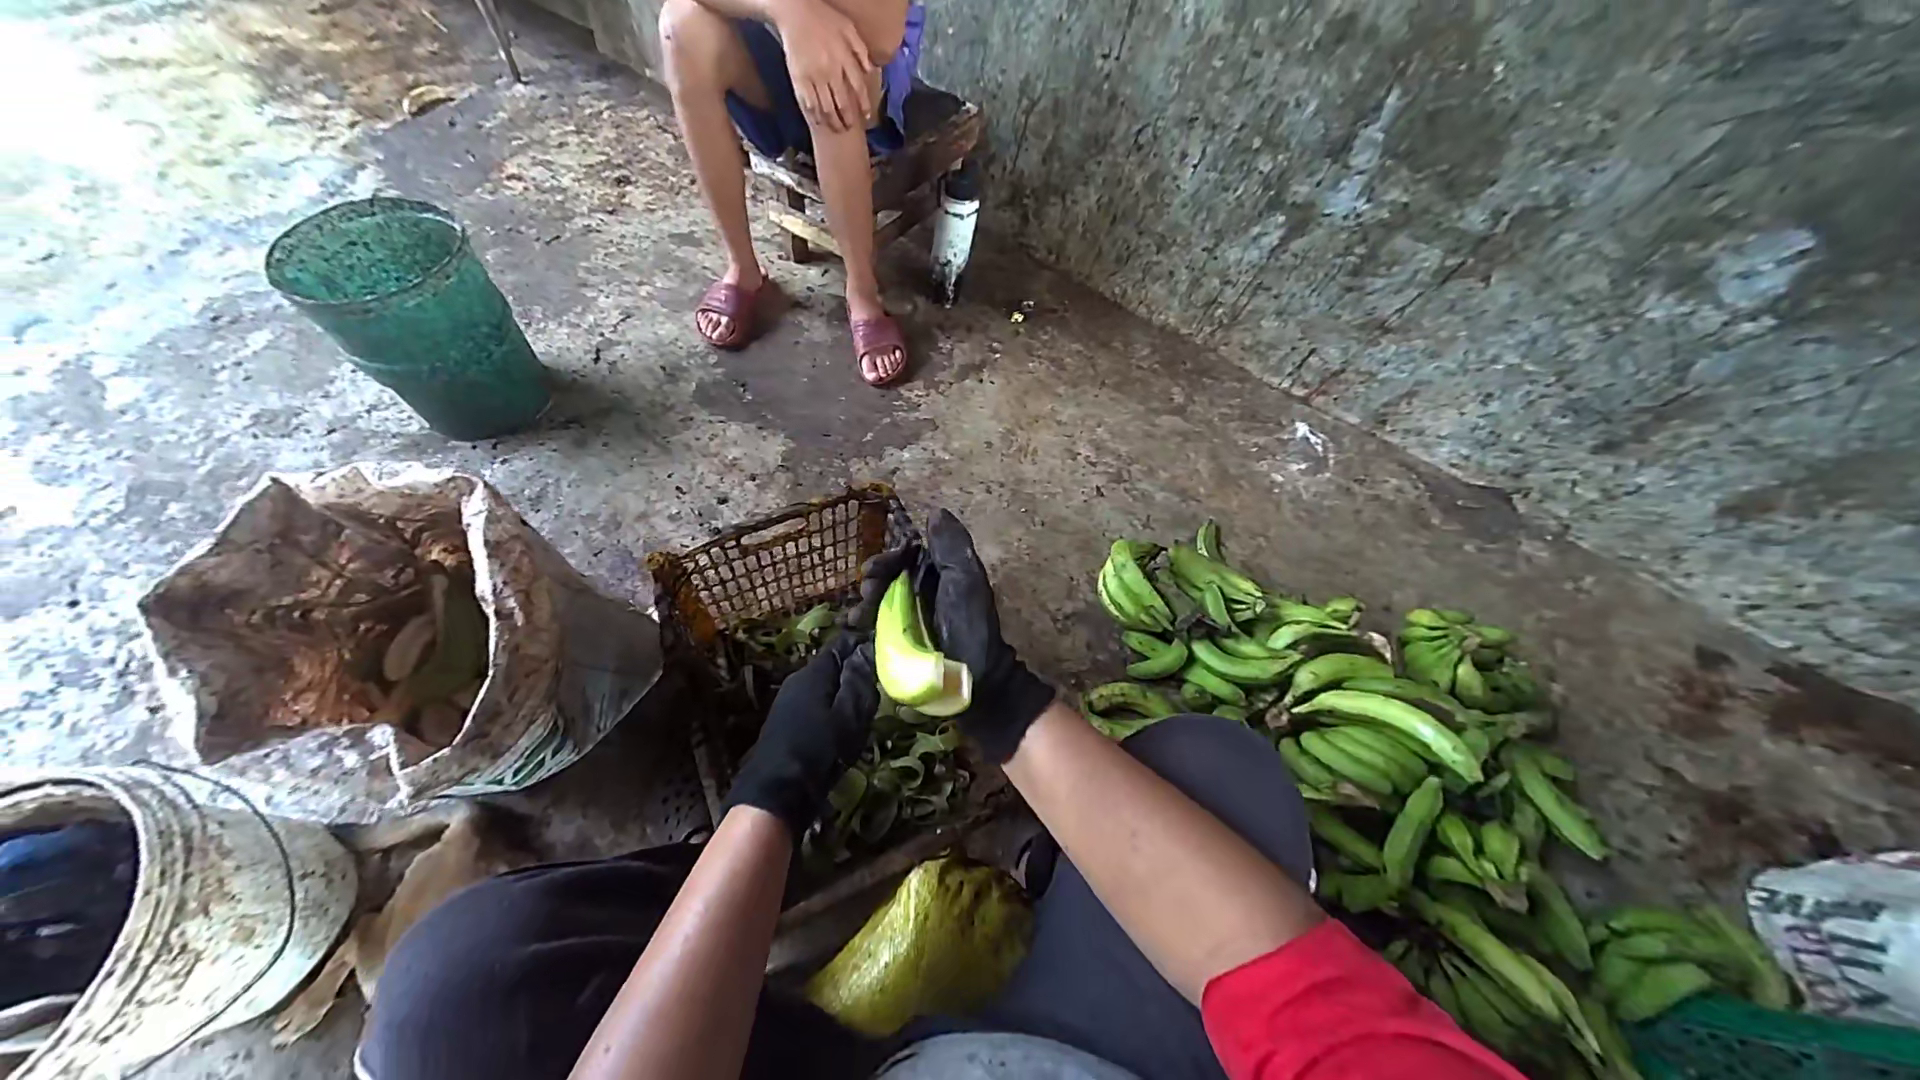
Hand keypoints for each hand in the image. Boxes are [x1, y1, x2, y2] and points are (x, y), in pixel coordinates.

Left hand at [723, 632, 879, 835]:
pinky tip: (844, 723)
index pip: (843, 642)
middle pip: (833, 664)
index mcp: (815, 672)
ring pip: (825, 684)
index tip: (889, 652)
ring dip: (845, 690)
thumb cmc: (820, 750)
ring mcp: (789, 700)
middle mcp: (799, 679)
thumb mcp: (850, 714)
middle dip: (857, 668)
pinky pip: (817, 702)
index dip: (866, 643)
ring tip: (868, 704)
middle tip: (884, 681)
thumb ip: (859, 679)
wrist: (776, 793)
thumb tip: (867, 647)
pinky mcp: (786, 721)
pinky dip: (834, 706)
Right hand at [770, 0, 873, 131]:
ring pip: (827, 108)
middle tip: (849, 128)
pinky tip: (819, 121)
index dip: (864, 105)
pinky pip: (809, 104)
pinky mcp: (799, 79)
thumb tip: (870, 70)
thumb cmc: (822, 18)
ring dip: (833, 122)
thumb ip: (860, 49)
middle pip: (843, 104)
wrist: (793, 11)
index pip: (858, 88)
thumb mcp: (847, 27)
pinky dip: (815, 116)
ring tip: (837, 129)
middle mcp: (830, 70)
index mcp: (844, 58)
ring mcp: (814, 76)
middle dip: (847, 120)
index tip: (866, 117)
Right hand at [852, 510, 1055, 761]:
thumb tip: (934, 511)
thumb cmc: (971, 626)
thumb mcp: (965, 581)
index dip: (891, 555)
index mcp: (940, 572)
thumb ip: (950, 546)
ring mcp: (908, 615)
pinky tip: (854, 622)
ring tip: (859, 610)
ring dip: (865, 598)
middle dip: (874, 576)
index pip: (908, 553)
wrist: (970, 679)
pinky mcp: (896, 639)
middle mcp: (922, 590)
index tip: (878, 564)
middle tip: (867, 586)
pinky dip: (862, 618)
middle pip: (889, 573)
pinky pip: (874, 621)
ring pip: (878, 595)